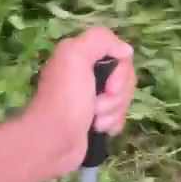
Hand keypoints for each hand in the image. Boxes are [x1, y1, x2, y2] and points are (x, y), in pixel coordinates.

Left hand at [21, 27, 135, 177]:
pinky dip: (113, 123)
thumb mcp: (75, 55)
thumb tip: (126, 50)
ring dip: (114, 111)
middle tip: (97, 105)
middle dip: (117, 95)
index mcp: (82, 55)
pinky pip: (119, 116)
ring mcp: (93, 97)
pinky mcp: (97, 118)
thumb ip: (101, 40)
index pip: (121, 56)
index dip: (121, 72)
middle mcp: (87, 73)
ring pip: (124, 98)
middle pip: (125, 78)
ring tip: (96, 121)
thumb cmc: (66, 99)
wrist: (54, 141)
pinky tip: (99, 129)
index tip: (109, 86)